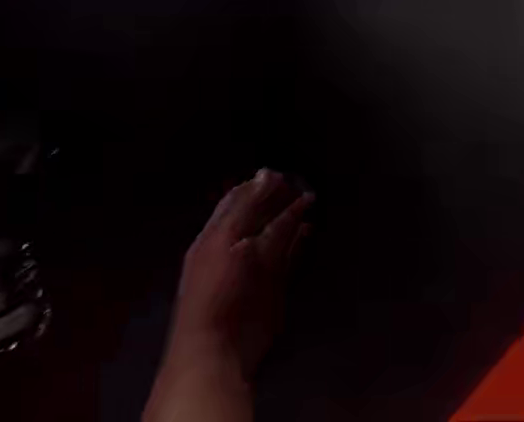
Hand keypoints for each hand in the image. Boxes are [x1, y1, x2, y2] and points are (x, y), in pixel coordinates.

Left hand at [168, 169, 312, 376]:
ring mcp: (255, 267)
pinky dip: (298, 241)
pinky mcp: (272, 286)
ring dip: (291, 218)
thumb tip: (267, 173)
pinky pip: (288, 257)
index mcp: (216, 233)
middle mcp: (235, 246)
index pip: (239, 199)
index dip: (259, 185)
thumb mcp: (228, 239)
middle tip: (300, 184)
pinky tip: (308, 228)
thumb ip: (248, 207)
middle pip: (260, 215)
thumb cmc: (214, 288)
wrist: (216, 349)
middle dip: (278, 199)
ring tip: (309, 200)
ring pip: (276, 234)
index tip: (283, 174)